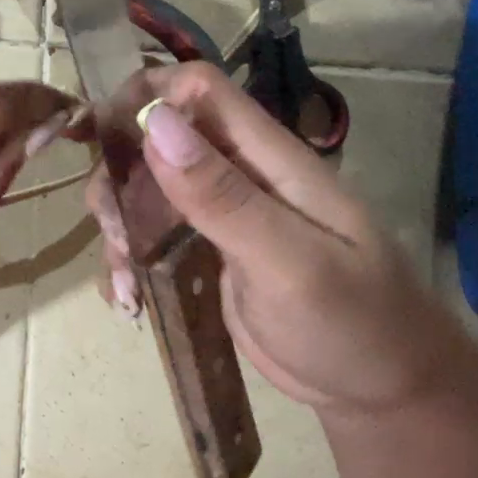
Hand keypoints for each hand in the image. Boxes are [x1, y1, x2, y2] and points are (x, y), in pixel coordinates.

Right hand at [106, 62, 477, 415]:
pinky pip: (145, 237)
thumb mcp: (288, 263)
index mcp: (268, 159)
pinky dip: (124, 262)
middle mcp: (237, 175)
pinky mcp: (202, 252)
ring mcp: (217, 214)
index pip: (197, 89)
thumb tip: (154, 122)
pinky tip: (128, 298)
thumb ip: (221, 196)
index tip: (97, 141)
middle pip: (151, 139)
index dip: (141, 96)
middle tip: (115, 238)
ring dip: (114, 227)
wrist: (380, 388)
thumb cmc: (353, 325)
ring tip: (124, 285)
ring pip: (139, 190)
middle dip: (115, 179)